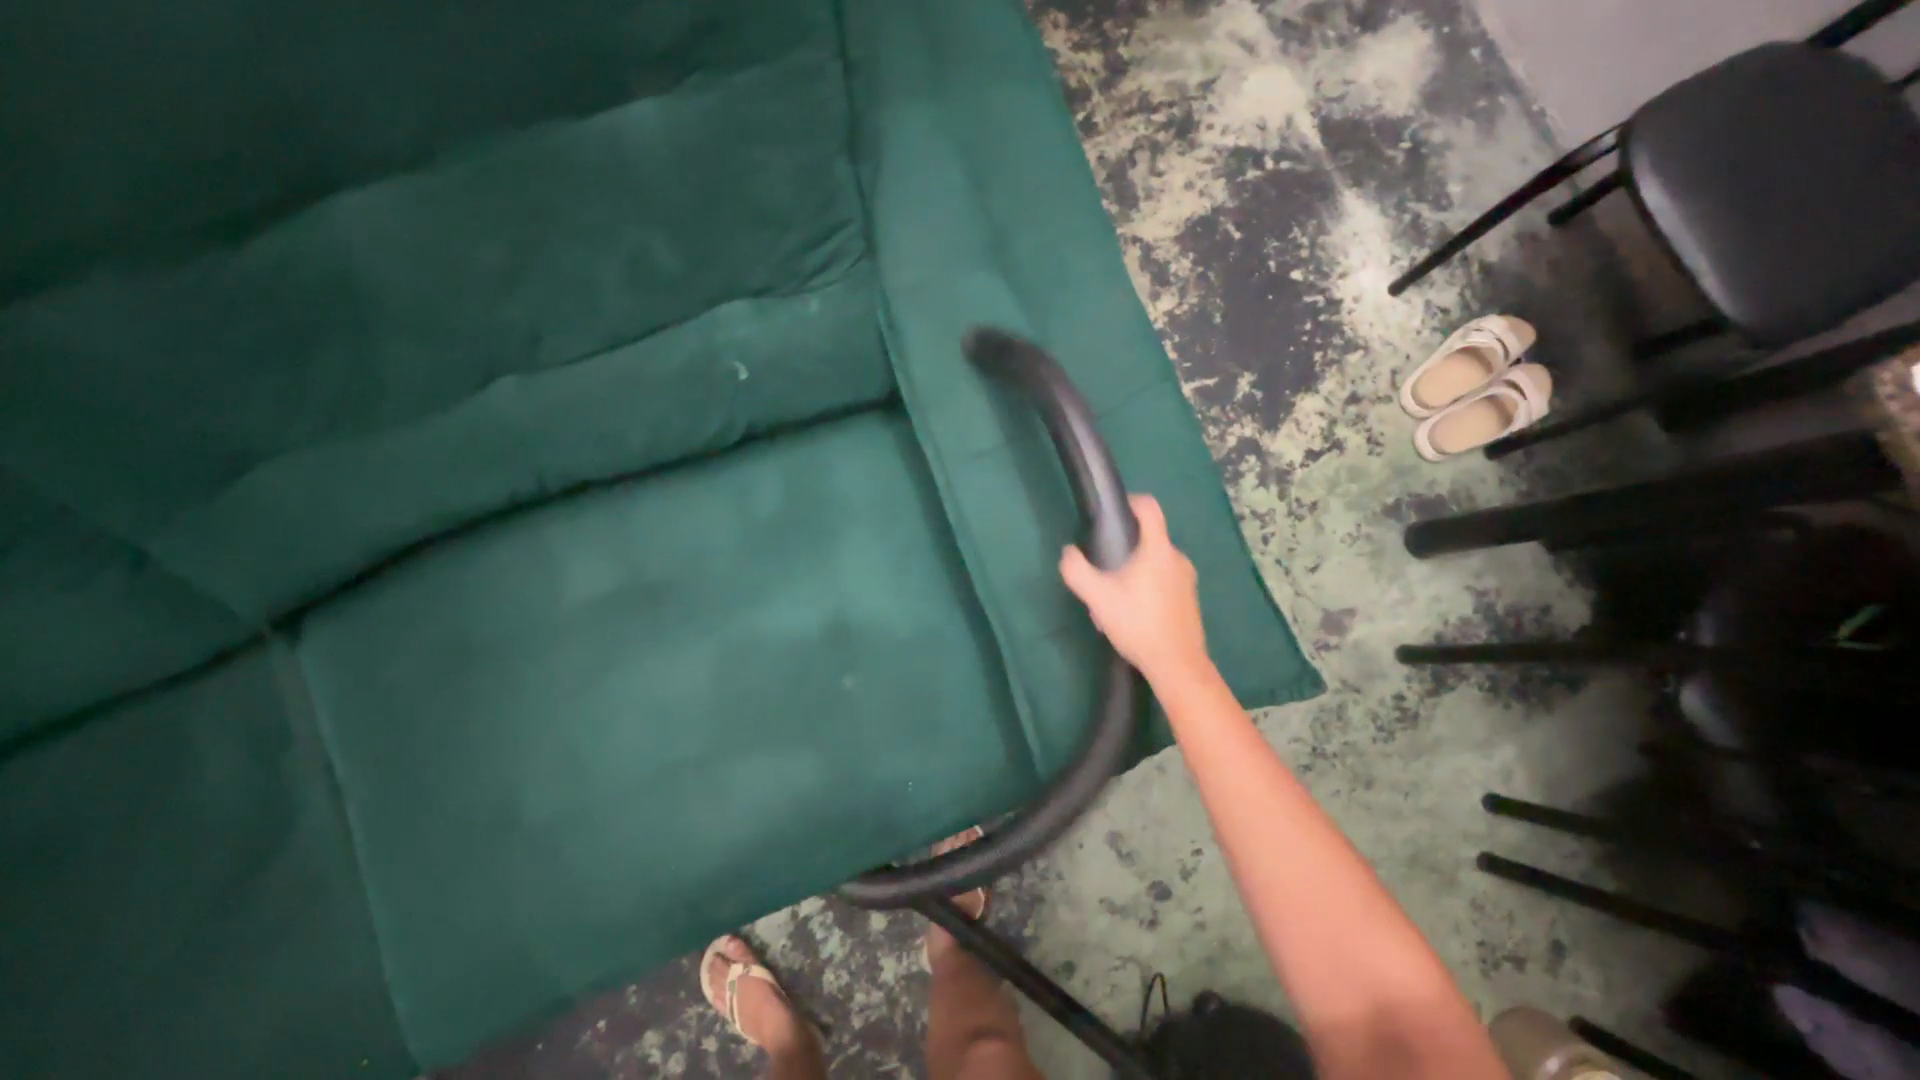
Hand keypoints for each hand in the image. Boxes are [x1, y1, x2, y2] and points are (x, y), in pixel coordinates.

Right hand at [1059, 494, 1212, 686]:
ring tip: (1115, 599)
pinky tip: (1132, 615)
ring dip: (1135, 572)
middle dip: (1125, 549)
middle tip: (1104, 570)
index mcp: (1158, 549)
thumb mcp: (1097, 598)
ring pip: (1156, 563)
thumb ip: (1077, 571)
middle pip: (1149, 539)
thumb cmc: (1138, 624)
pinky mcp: (1190, 599)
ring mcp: (1188, 579)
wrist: (1177, 664)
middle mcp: (1177, 558)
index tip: (1112, 513)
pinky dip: (1148, 589)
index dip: (1130, 502)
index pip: (1149, 507)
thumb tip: (1068, 552)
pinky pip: (1165, 582)